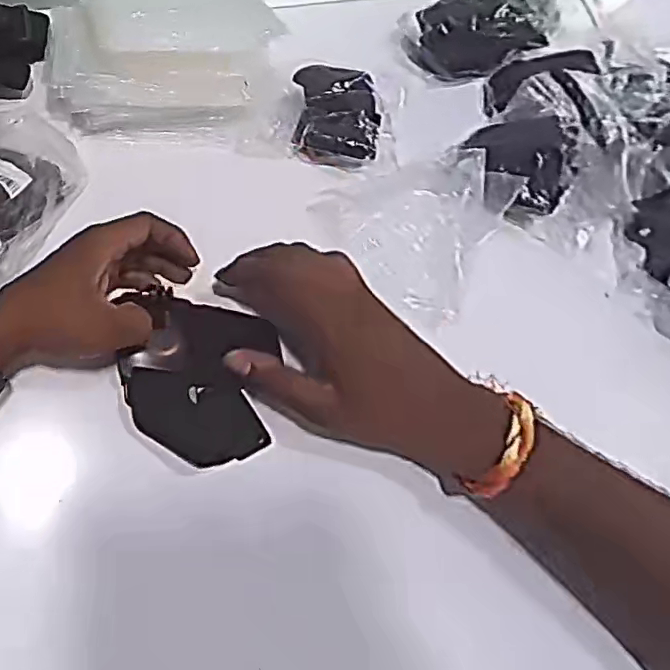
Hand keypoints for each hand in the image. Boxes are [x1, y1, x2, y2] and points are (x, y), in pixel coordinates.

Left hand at [0, 212, 199, 371]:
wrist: (9, 329)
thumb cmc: (50, 316)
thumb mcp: (110, 324)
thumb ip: (144, 322)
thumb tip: (154, 323)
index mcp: (100, 244)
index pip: (146, 225)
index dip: (174, 239)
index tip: (191, 261)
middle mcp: (92, 249)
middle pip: (138, 240)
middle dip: (167, 256)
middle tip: (187, 276)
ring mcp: (83, 266)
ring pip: (126, 260)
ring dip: (151, 272)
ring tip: (171, 292)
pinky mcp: (76, 285)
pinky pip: (113, 278)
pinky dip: (133, 286)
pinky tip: (144, 306)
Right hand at [214, 243, 507, 480]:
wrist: (447, 413)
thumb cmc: (388, 414)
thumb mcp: (322, 410)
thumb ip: (273, 381)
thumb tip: (234, 359)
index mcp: (327, 323)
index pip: (274, 282)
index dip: (242, 279)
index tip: (223, 286)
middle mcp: (341, 298)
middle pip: (286, 261)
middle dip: (251, 264)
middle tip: (230, 279)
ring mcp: (356, 292)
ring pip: (304, 255)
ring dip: (273, 258)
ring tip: (253, 274)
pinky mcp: (367, 294)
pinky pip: (323, 259)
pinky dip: (297, 258)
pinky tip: (291, 273)